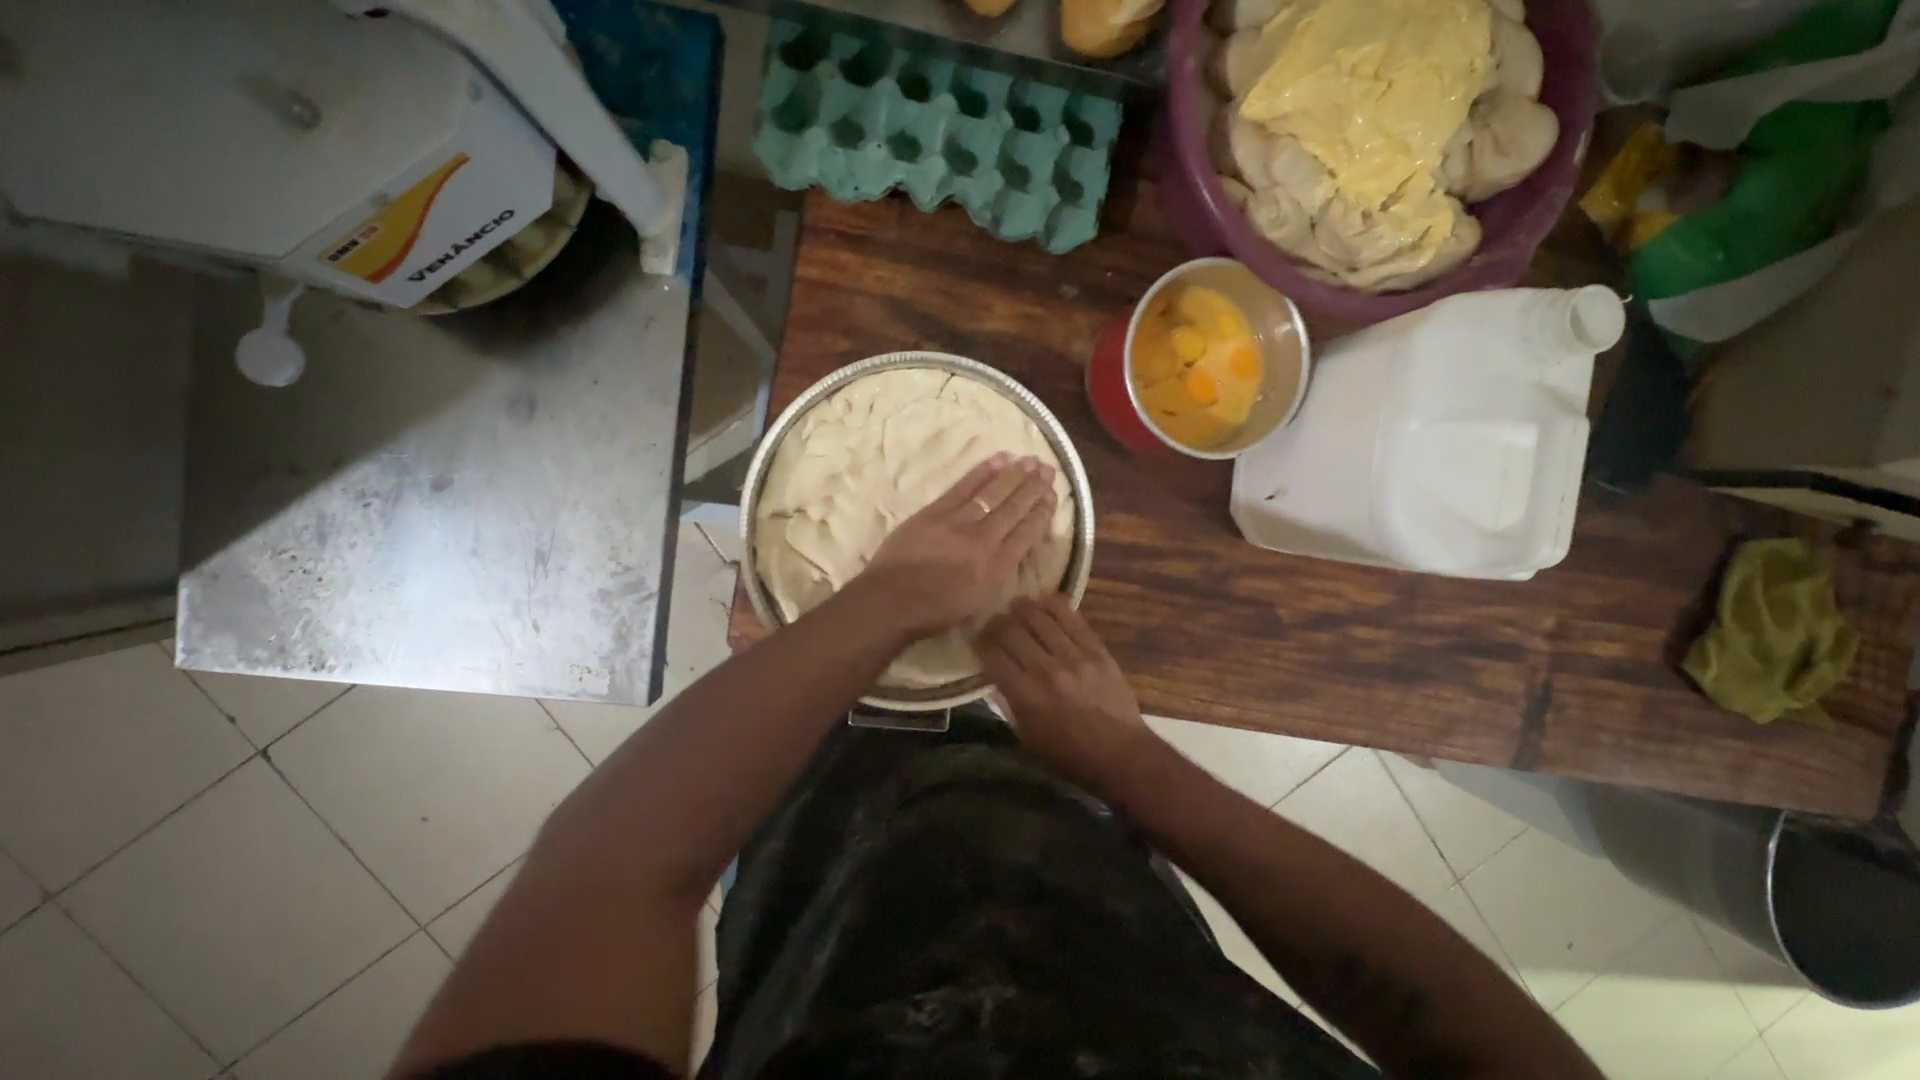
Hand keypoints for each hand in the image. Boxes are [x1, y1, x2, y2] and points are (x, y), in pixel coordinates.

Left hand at [857, 453, 1057, 638]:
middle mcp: (983, 542)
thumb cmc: (934, 611)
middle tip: (1048, 469)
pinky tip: (998, 461)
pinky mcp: (934, 512)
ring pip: (992, 493)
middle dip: (1033, 487)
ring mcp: (957, 523)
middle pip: (1014, 508)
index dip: (1042, 511)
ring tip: (1030, 460)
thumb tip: (1011, 545)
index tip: (1052, 495)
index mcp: (996, 568)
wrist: (890, 602)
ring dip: (1013, 474)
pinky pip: (964, 487)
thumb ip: (998, 571)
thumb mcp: (979, 600)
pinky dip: (983, 472)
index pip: (1027, 533)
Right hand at [978, 594, 1159, 794]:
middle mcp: (1045, 671)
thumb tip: (993, 679)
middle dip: (997, 623)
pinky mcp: (1097, 651)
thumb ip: (1008, 705)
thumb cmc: (1069, 755)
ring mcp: (1074, 657)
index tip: (978, 638)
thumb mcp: (1027, 738)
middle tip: (994, 621)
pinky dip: (1056, 606)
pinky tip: (1044, 599)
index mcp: (1025, 695)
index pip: (993, 656)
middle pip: (1012, 632)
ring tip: (1016, 604)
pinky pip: (1073, 620)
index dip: (981, 643)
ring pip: (1040, 619)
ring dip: (1023, 608)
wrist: (1120, 754)